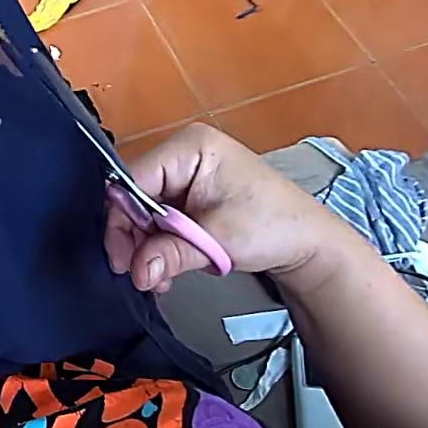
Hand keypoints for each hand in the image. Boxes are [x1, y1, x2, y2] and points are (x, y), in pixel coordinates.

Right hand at [105, 123, 359, 292]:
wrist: (305, 242)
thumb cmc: (273, 225)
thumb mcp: (218, 240)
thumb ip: (172, 252)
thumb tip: (136, 271)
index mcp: (190, 148)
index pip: (132, 179)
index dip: (122, 219)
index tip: (125, 259)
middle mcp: (182, 156)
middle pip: (133, 198)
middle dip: (134, 240)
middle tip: (138, 275)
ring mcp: (184, 178)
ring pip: (142, 215)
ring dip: (145, 250)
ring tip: (157, 279)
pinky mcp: (187, 199)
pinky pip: (158, 223)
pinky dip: (157, 249)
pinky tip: (165, 271)